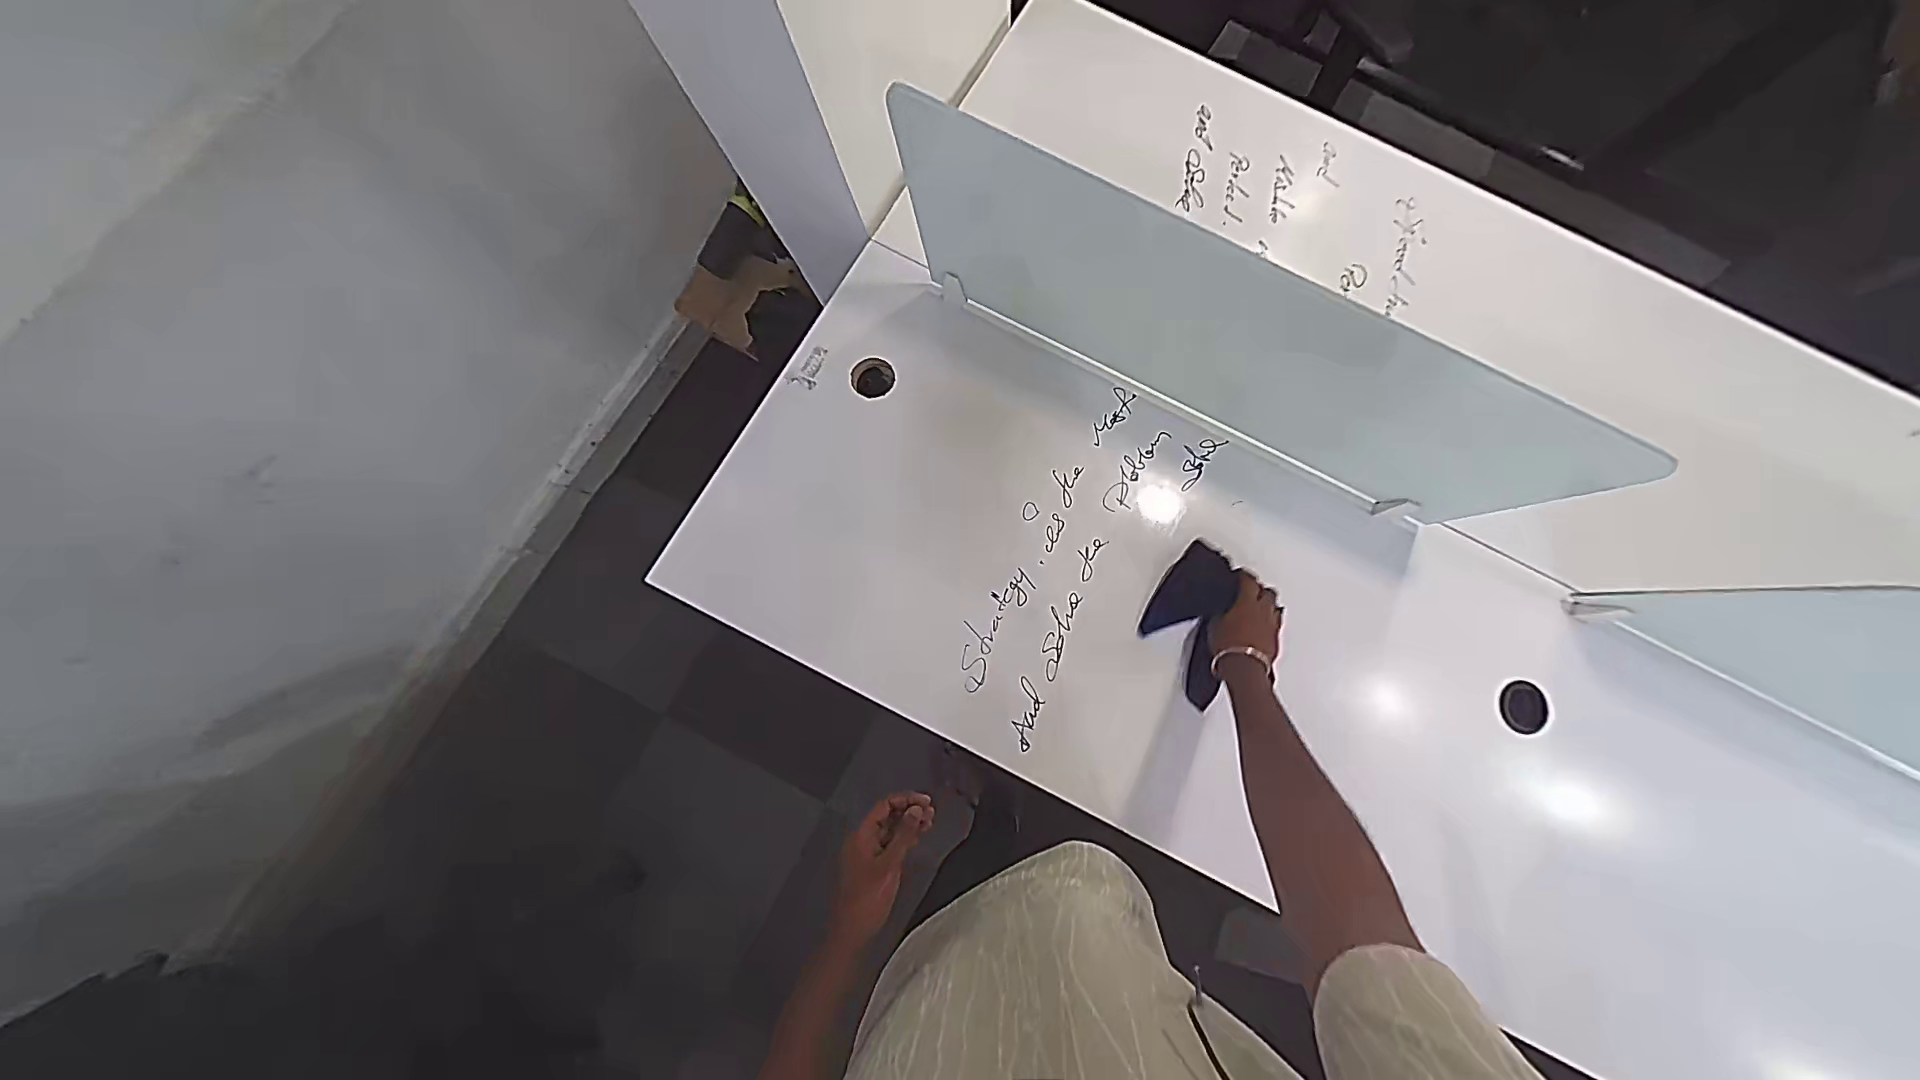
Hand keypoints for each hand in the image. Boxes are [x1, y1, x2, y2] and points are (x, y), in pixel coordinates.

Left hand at [829, 792, 933, 946]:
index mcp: (861, 834)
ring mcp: (867, 852)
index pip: (884, 805)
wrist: (851, 932)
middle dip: (909, 810)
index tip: (927, 802)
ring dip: (908, 824)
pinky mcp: (872, 865)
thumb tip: (916, 809)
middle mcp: (863, 839)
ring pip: (890, 829)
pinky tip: (917, 838)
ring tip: (929, 823)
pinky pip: (889, 843)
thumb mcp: (889, 865)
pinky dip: (904, 838)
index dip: (906, 800)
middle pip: (887, 815)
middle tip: (932, 813)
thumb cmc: (868, 898)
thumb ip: (903, 835)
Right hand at [1212, 571, 1281, 675]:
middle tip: (1250, 588)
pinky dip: (1270, 618)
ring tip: (1259, 604)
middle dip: (1259, 588)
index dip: (1243, 575)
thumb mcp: (1215, 624)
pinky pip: (1276, 621)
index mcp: (1248, 602)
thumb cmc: (1229, 647)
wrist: (1243, 668)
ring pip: (1274, 605)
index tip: (1240, 575)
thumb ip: (1221, 612)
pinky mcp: (1276, 637)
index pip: (1248, 580)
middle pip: (1266, 591)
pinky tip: (1264, 622)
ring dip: (1267, 603)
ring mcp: (1272, 624)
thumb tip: (1220, 610)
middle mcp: (1264, 610)